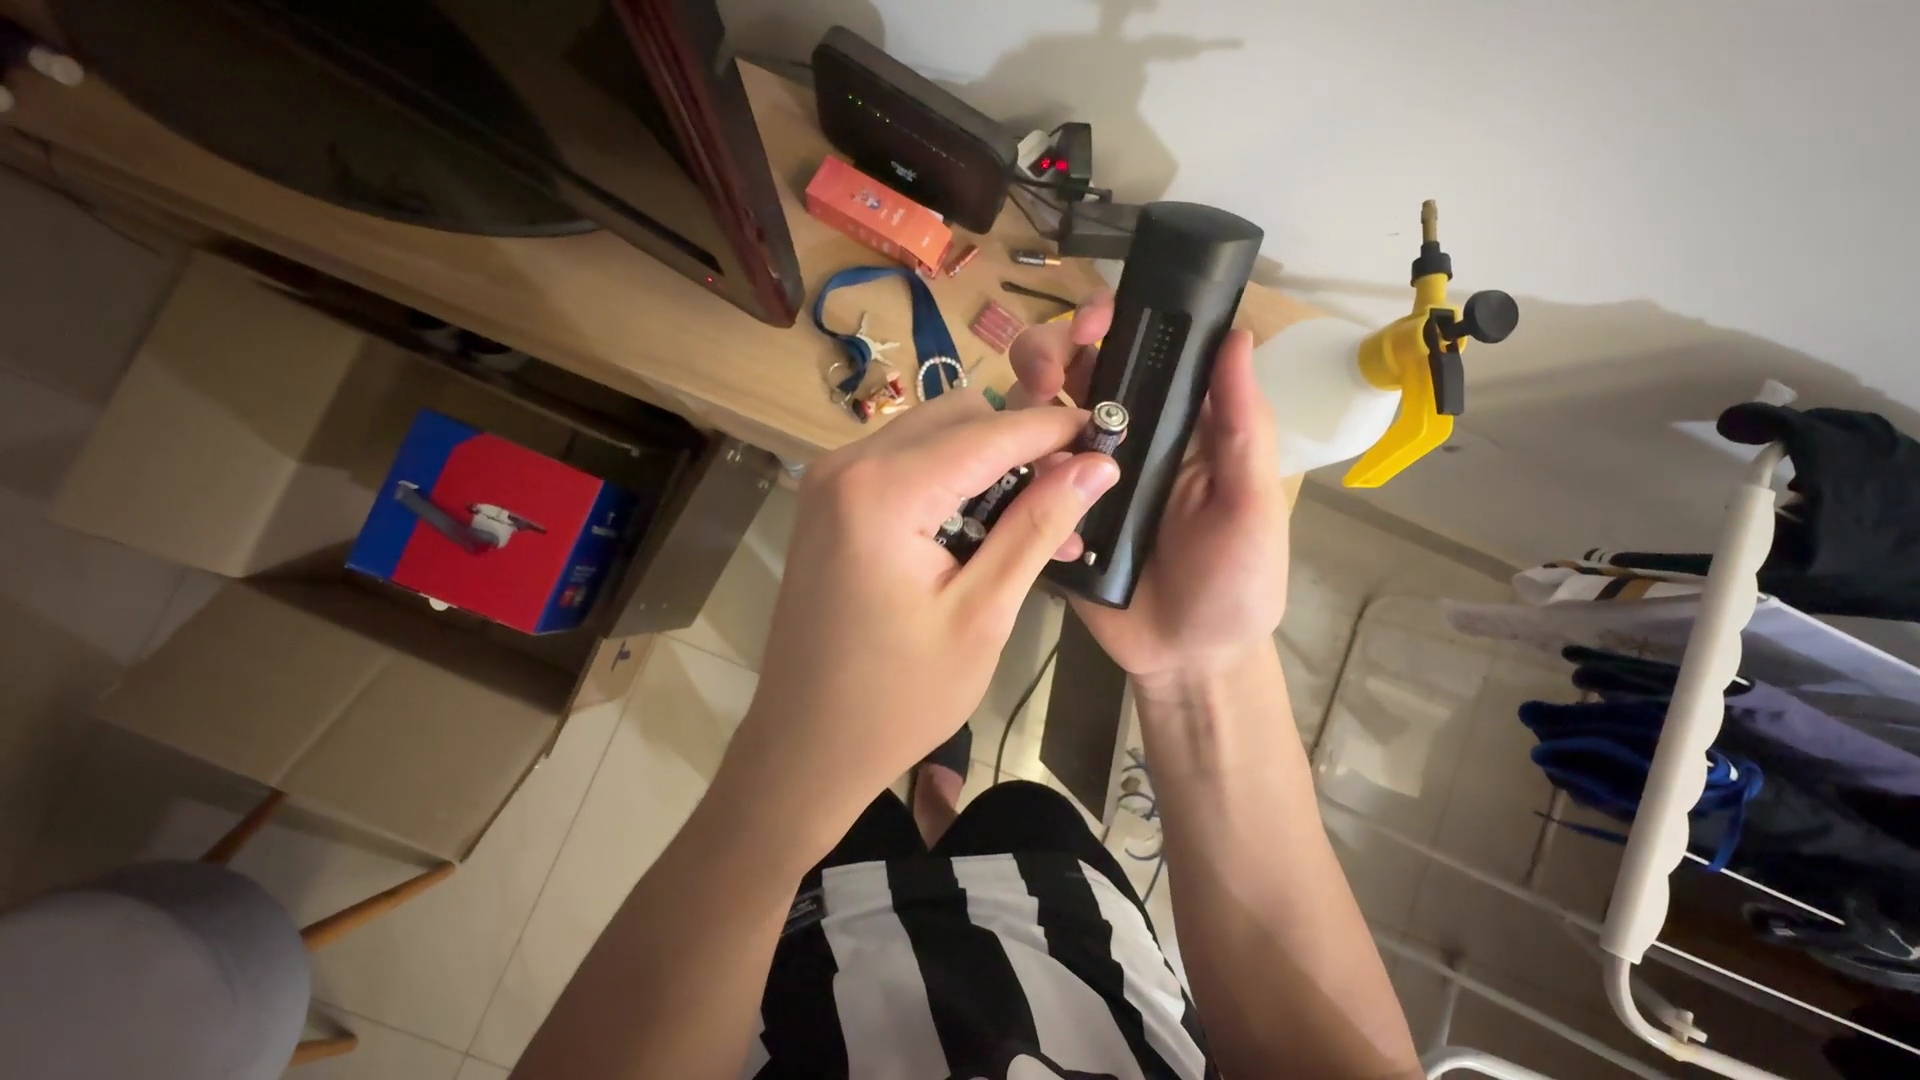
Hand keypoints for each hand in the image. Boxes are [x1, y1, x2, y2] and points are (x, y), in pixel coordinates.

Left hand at [726, 391, 1120, 846]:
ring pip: (930, 435)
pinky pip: (903, 465)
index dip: (1054, 429)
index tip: (1110, 434)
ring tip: (1039, 520)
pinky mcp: (828, 504)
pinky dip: (950, 481)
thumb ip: (1037, 526)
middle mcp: (846, 465)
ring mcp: (828, 482)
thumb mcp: (983, 614)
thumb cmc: (899, 697)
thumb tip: (1096, 464)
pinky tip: (986, 527)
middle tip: (1071, 491)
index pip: (989, 432)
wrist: (806, 744)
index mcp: (882, 492)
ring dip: (988, 463)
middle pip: (956, 417)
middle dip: (1019, 443)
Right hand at [1009, 293, 1290, 686]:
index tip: (1092, 325)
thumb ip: (1243, 426)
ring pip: (1028, 416)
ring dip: (1019, 409)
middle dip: (1046, 352)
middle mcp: (1117, 437)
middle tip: (1047, 380)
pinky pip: (1011, 480)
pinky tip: (1026, 503)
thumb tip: (1237, 336)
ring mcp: (1074, 476)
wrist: (1185, 659)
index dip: (1107, 320)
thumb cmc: (1235, 581)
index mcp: (1170, 421)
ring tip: (1032, 443)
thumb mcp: (1250, 503)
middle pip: (1068, 368)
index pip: (1135, 348)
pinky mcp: (1044, 515)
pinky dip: (1008, 478)